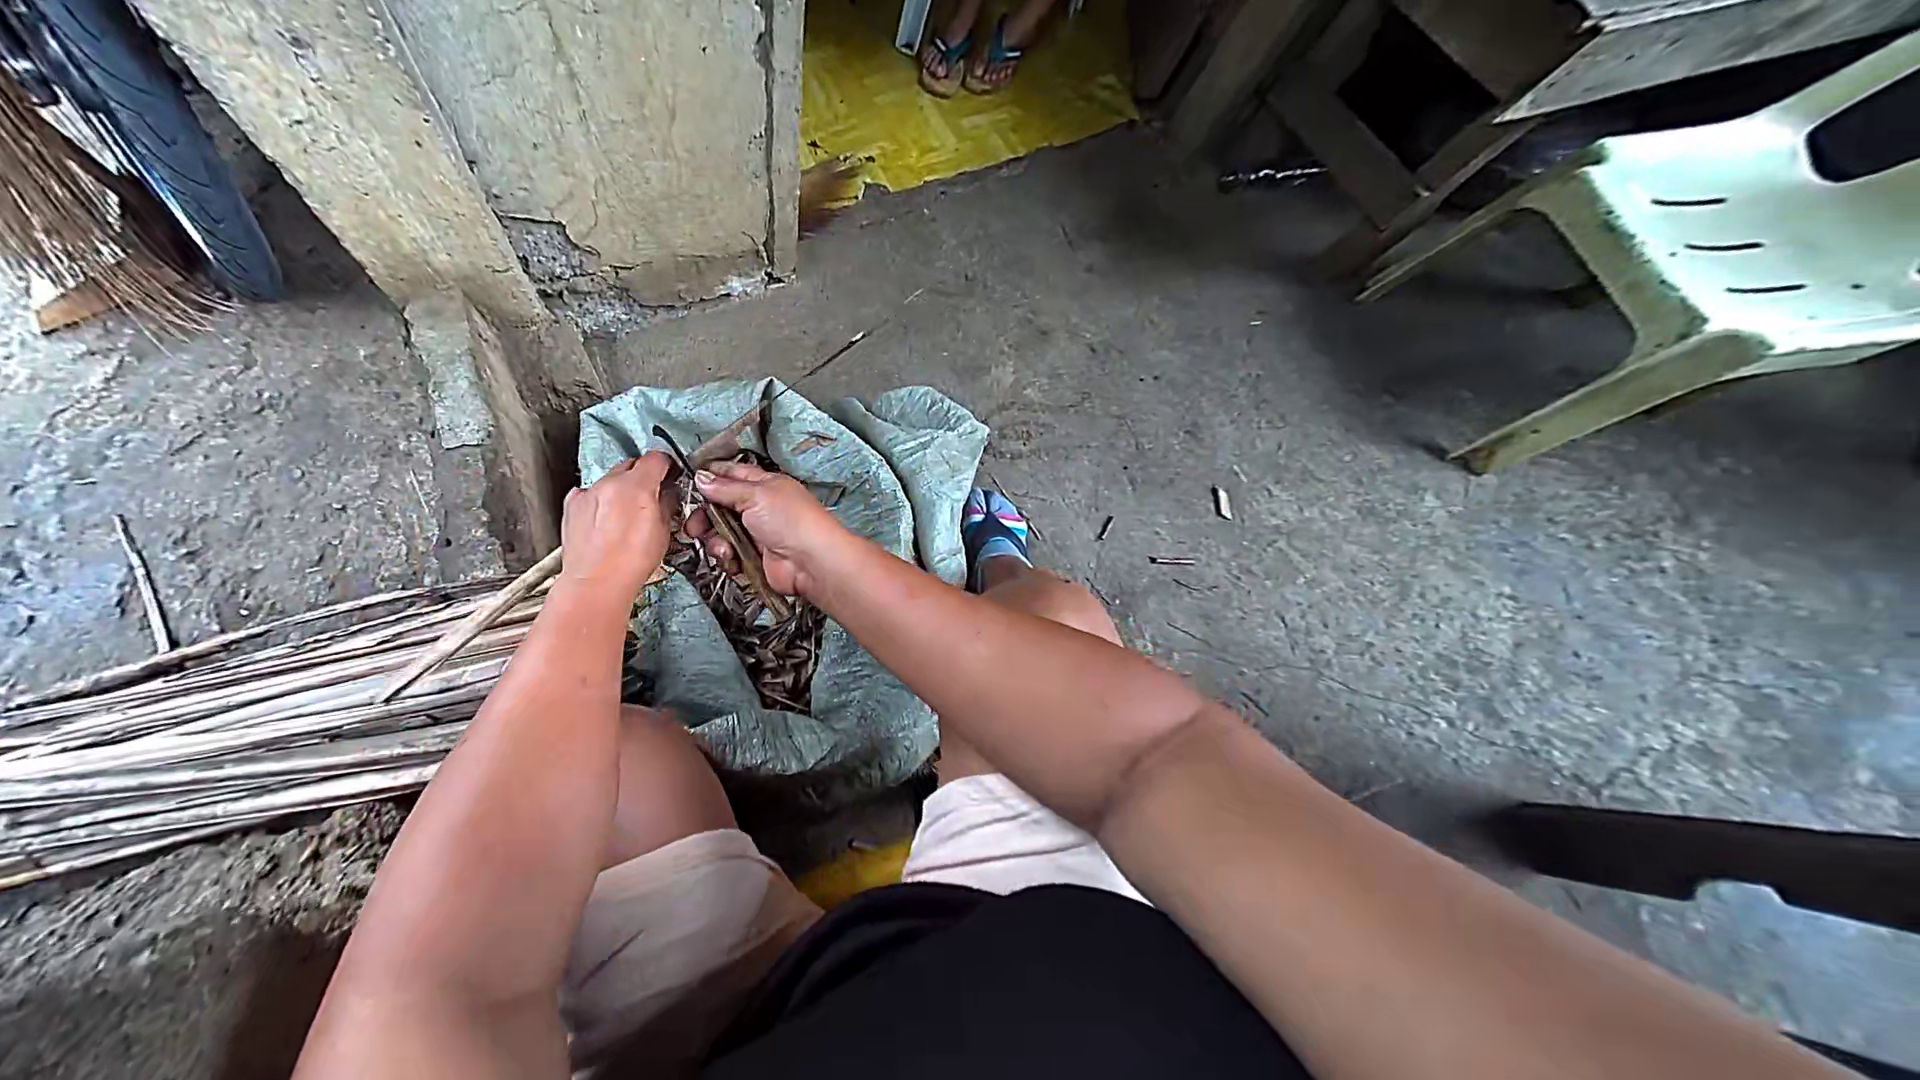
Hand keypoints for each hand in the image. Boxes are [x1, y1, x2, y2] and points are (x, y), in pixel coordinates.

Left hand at [558, 452, 673, 598]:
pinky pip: (590, 493)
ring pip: (610, 480)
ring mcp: (588, 493)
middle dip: (643, 476)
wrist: (597, 582)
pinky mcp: (572, 505)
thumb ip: (666, 504)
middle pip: (631, 465)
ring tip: (628, 514)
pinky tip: (607, 520)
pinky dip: (600, 500)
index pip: (656, 459)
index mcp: (637, 486)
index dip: (667, 465)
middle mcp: (609, 484)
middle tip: (652, 495)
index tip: (670, 472)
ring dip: (621, 490)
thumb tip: (667, 495)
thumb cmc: (630, 562)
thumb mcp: (663, 531)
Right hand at [687, 460, 847, 597]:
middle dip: (706, 516)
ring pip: (721, 533)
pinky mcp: (756, 556)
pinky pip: (730, 555)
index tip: (692, 482)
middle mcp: (762, 508)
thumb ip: (726, 487)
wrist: (811, 562)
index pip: (732, 474)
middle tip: (697, 524)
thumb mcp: (757, 495)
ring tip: (723, 546)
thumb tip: (703, 478)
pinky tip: (733, 558)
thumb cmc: (797, 523)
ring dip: (716, 541)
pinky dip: (727, 558)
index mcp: (766, 485)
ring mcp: (758, 533)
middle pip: (721, 507)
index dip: (712, 477)